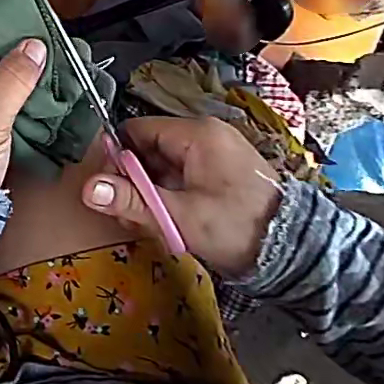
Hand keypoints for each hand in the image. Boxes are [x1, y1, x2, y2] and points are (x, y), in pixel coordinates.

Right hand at [80, 116, 281, 277]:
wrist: (294, 252)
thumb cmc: (236, 227)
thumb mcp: (179, 216)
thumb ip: (132, 200)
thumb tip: (88, 188)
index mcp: (197, 134)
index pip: (137, 130)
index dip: (118, 159)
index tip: (112, 190)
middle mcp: (207, 135)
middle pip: (149, 149)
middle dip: (136, 182)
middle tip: (133, 216)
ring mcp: (217, 153)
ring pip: (165, 166)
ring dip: (153, 194)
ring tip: (155, 225)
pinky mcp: (223, 172)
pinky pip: (184, 176)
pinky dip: (172, 197)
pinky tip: (172, 223)